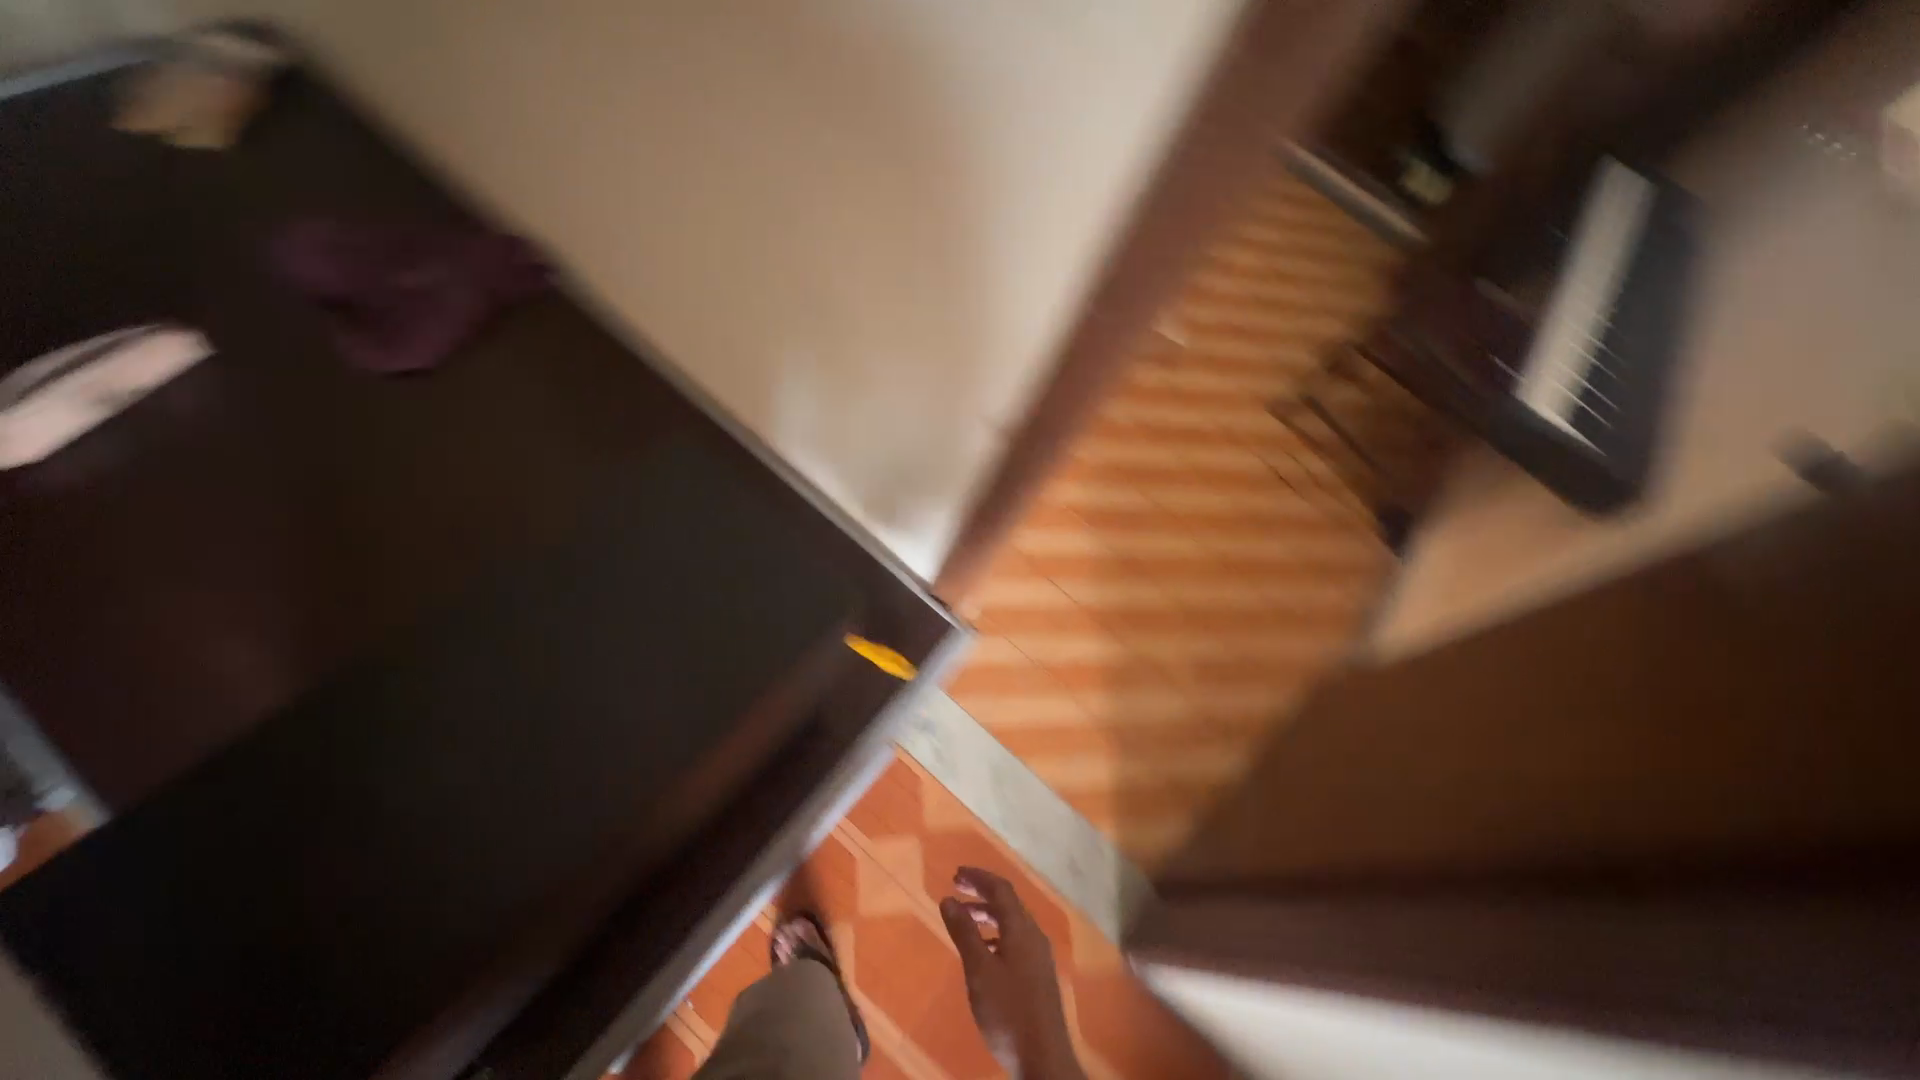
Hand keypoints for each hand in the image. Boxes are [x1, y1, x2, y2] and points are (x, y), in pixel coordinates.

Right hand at [939, 867, 1086, 1079]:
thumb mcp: (979, 970)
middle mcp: (1035, 936)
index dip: (979, 877)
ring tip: (964, 918)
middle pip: (1009, 903)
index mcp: (1022, 929)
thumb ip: (964, 932)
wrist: (1044, 1056)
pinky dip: (996, 934)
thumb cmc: (1007, 1010)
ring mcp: (1040, 957)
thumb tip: (949, 899)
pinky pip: (1016, 941)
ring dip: (988, 915)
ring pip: (1013, 923)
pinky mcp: (1040, 976)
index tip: (956, 873)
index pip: (1001, 889)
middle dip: (982, 892)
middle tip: (956, 888)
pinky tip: (983, 952)